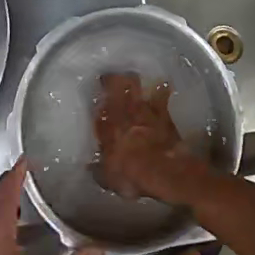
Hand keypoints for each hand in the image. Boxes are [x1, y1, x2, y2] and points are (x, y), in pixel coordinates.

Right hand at [93, 72, 195, 202]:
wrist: (163, 170)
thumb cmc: (132, 176)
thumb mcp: (109, 179)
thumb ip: (98, 171)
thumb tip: (90, 168)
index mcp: (106, 130)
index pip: (97, 111)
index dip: (96, 103)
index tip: (95, 100)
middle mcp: (122, 115)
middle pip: (114, 88)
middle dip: (113, 80)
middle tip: (112, 75)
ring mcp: (143, 111)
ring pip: (135, 86)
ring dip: (133, 81)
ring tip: (132, 75)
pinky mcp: (162, 113)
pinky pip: (161, 95)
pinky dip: (162, 89)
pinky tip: (164, 83)